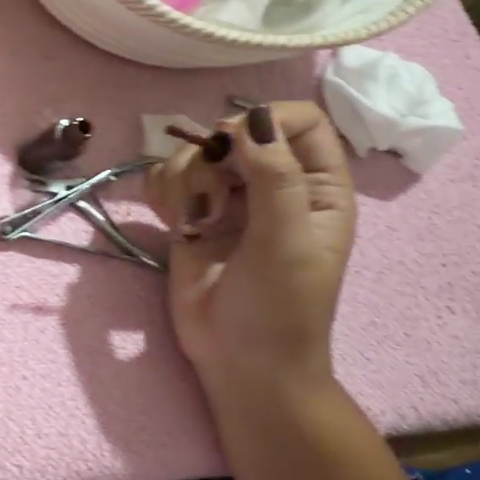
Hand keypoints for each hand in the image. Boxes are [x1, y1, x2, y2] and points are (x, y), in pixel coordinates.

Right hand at [145, 102, 356, 404]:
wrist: (240, 361)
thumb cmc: (279, 307)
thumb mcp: (285, 241)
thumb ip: (273, 177)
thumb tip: (251, 117)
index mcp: (317, 187)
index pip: (300, 121)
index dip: (264, 119)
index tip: (229, 142)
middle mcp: (272, 186)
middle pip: (234, 132)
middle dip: (210, 155)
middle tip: (207, 196)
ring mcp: (228, 201)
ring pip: (193, 155)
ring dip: (182, 180)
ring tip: (191, 221)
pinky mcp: (190, 217)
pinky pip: (166, 180)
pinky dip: (161, 194)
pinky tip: (174, 224)